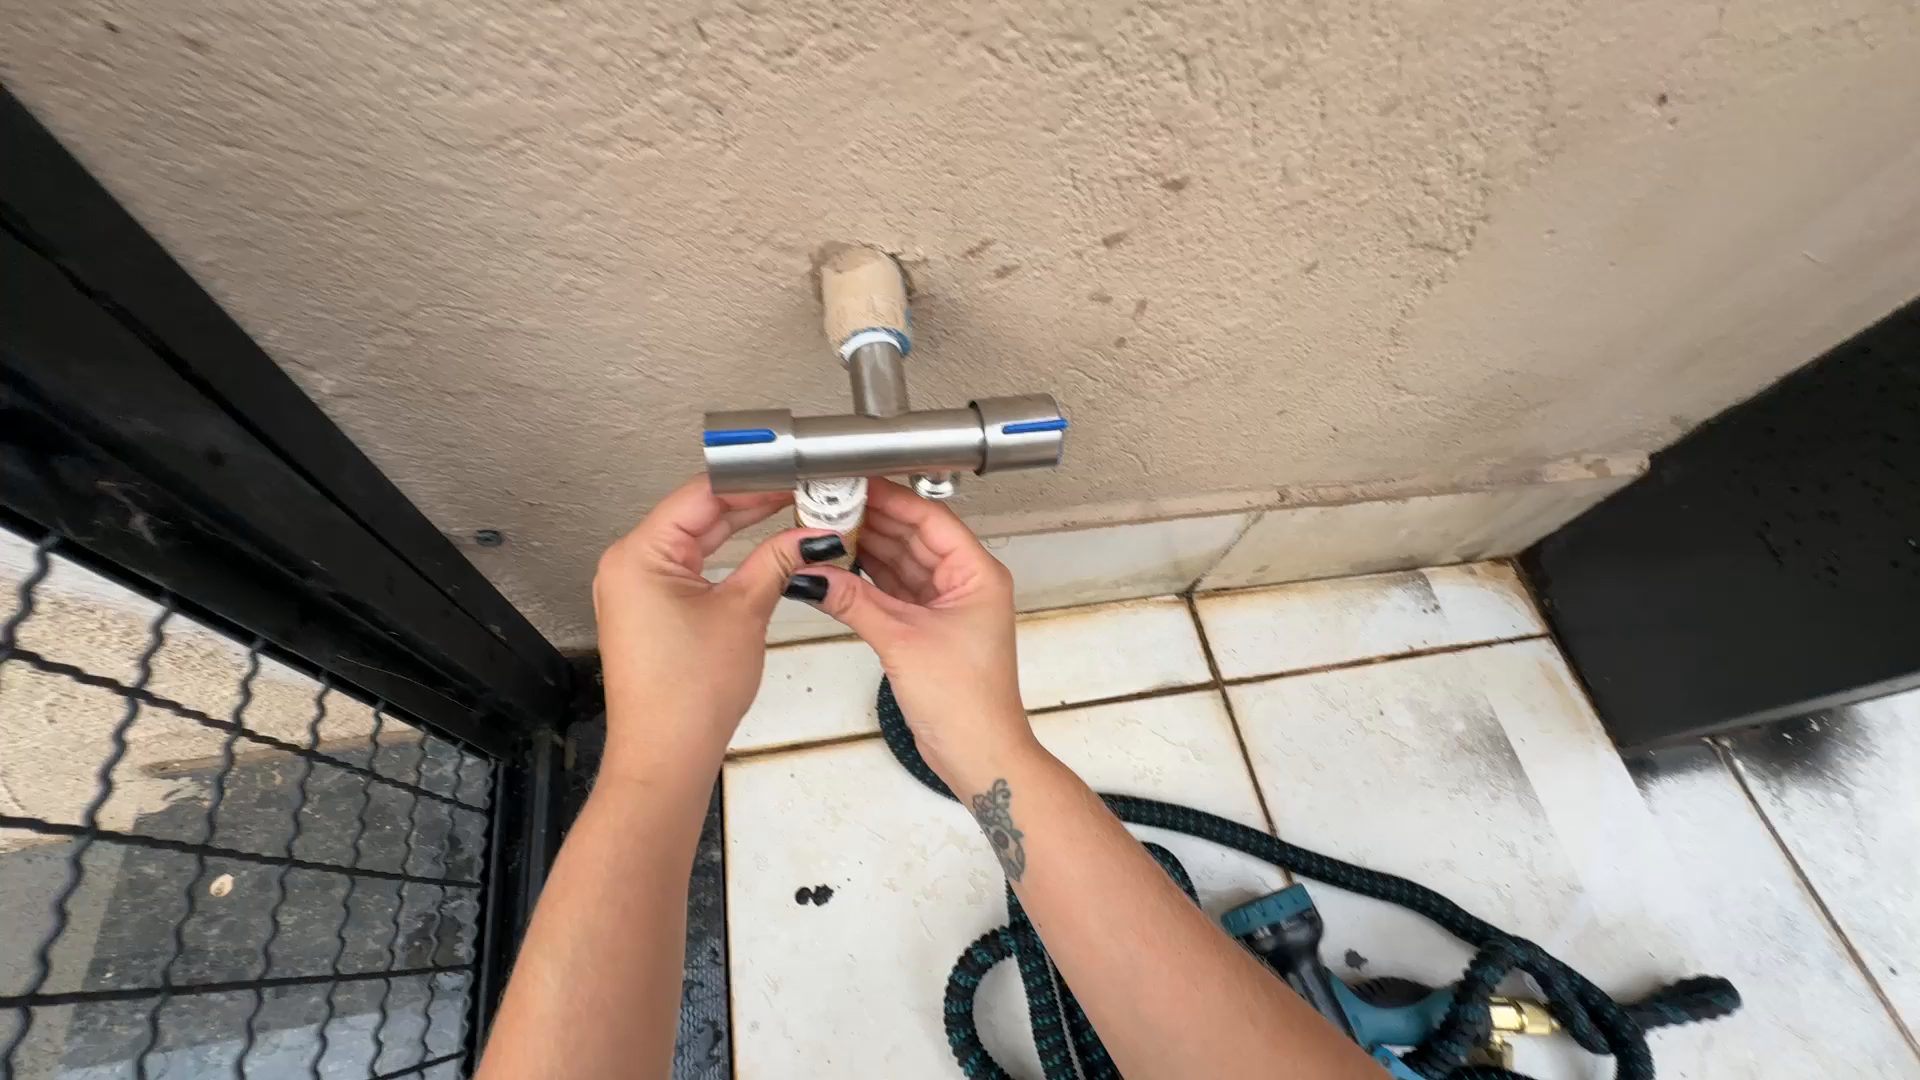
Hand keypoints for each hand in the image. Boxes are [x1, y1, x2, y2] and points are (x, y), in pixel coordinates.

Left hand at [593, 475, 845, 776]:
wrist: (667, 756)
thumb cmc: (692, 690)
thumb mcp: (744, 611)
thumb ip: (779, 561)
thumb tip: (815, 535)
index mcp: (639, 554)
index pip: (702, 494)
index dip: (753, 481)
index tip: (793, 474)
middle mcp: (629, 563)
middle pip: (698, 514)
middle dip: (752, 503)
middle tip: (802, 493)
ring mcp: (637, 588)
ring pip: (696, 540)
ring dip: (742, 528)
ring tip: (789, 512)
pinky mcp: (651, 609)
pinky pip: (692, 566)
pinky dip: (727, 556)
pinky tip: (760, 546)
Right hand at [791, 478, 1036, 781]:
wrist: (978, 754)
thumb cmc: (965, 700)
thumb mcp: (902, 641)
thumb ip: (854, 602)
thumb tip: (811, 574)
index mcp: (977, 574)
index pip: (931, 519)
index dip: (892, 499)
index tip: (855, 485)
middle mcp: (965, 583)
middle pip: (914, 538)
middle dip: (874, 523)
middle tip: (829, 508)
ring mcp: (947, 606)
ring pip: (903, 564)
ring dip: (869, 551)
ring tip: (827, 533)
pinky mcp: (930, 628)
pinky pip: (897, 591)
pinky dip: (870, 582)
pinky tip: (840, 569)